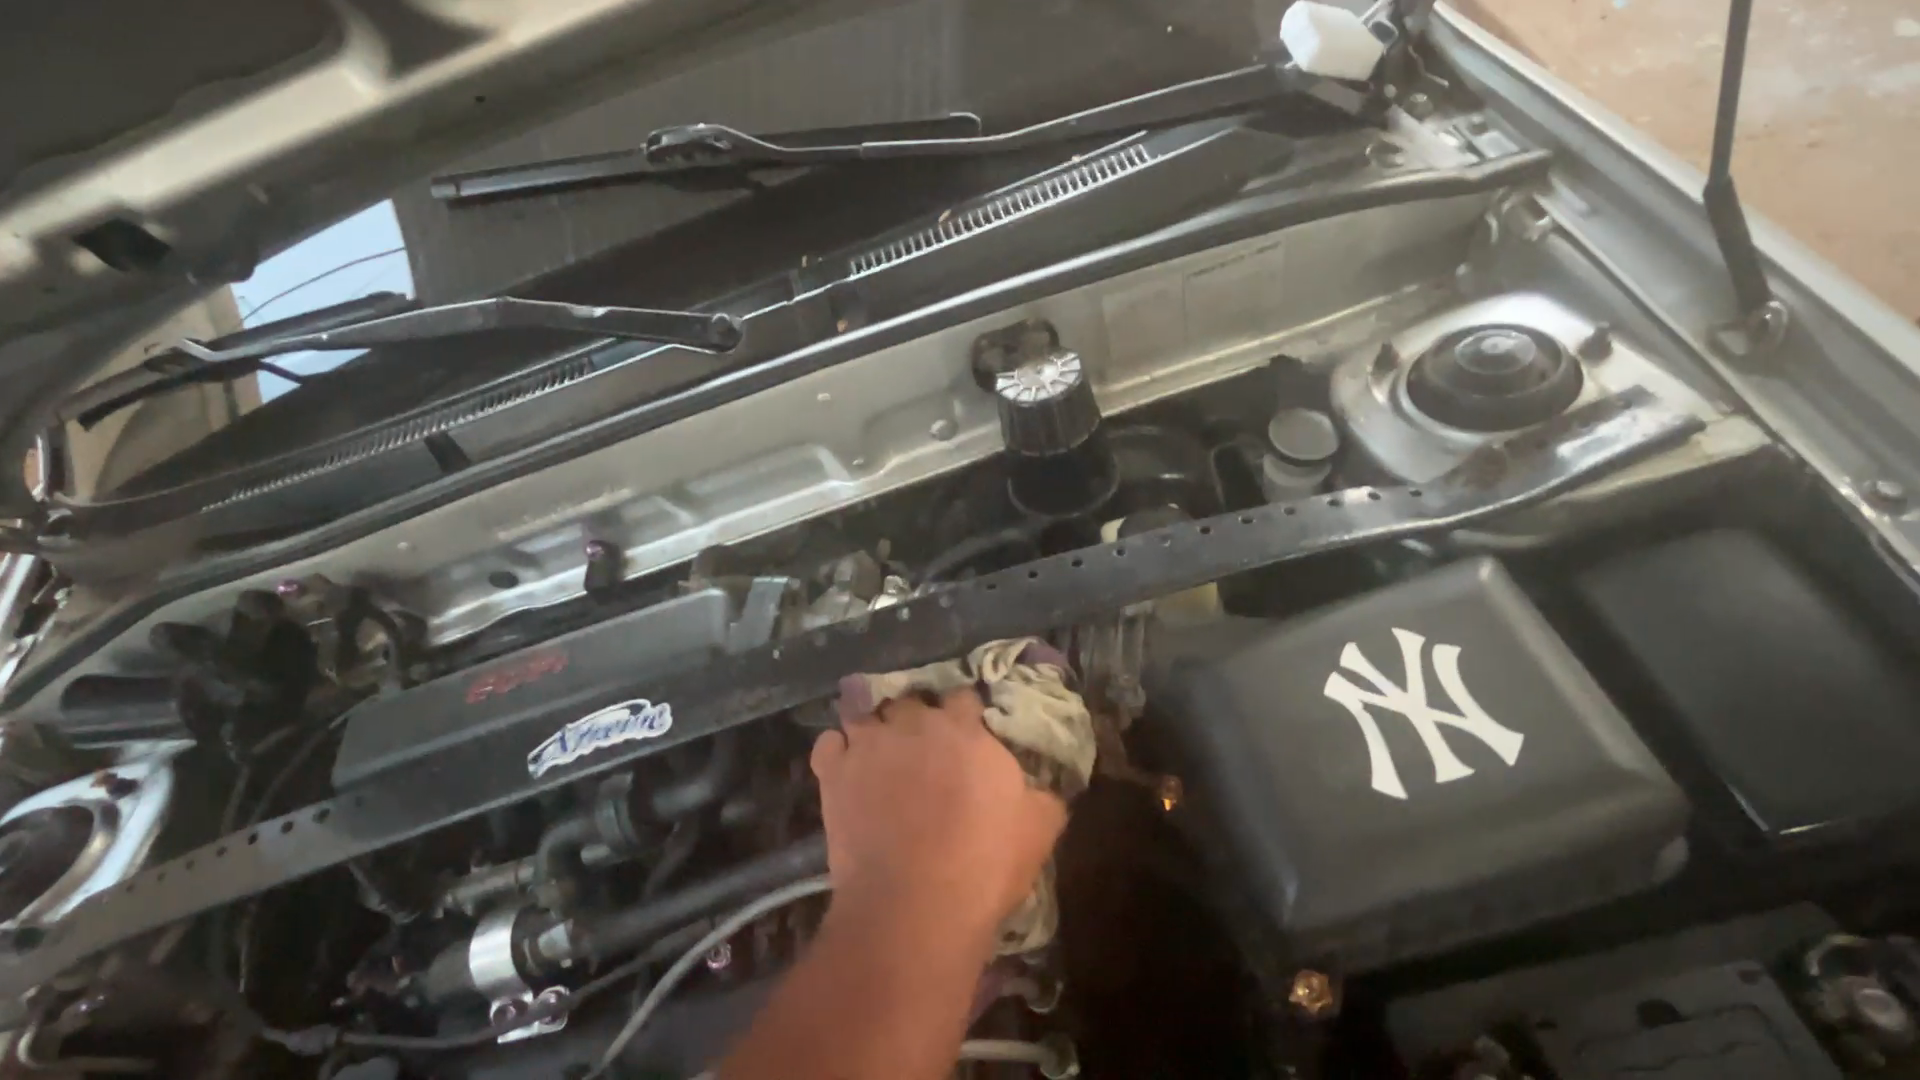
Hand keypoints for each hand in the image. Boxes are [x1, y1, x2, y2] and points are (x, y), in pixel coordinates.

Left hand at [810, 687, 1066, 937]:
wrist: (915, 904)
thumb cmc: (985, 864)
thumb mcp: (1039, 829)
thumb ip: (1042, 795)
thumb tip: (1043, 787)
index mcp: (964, 729)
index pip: (963, 697)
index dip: (965, 714)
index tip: (967, 732)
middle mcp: (914, 724)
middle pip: (911, 701)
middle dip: (916, 717)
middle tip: (921, 745)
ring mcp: (869, 744)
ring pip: (864, 712)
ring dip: (872, 725)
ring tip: (877, 748)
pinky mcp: (834, 773)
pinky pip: (829, 743)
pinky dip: (838, 751)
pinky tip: (846, 769)